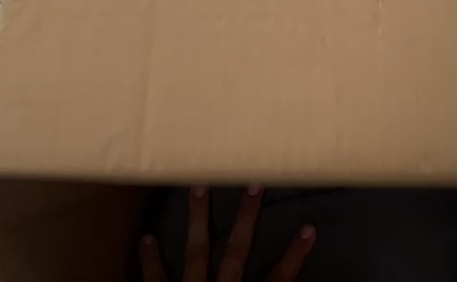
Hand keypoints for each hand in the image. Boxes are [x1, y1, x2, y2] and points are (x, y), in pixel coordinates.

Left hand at [140, 186, 316, 281]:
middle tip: (252, 183)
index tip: (310, 226)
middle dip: (246, 218)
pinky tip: (146, 239)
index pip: (277, 281)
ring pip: (196, 253)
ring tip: (197, 186)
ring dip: (198, 219)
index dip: (294, 255)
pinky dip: (151, 261)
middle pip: (236, 253)